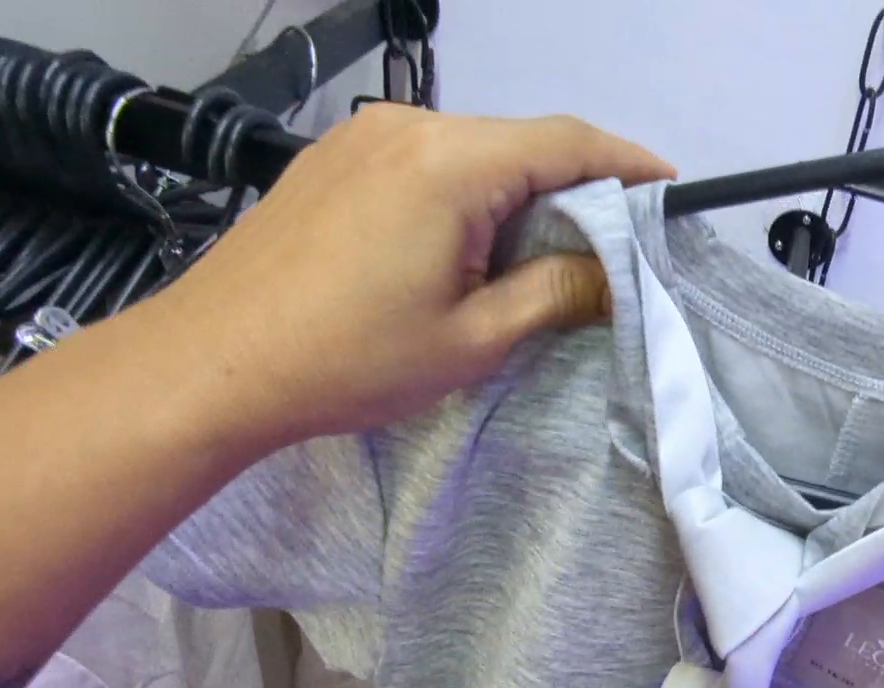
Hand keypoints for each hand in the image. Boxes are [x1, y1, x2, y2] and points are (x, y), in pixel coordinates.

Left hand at [138, 107, 673, 444]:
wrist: (213, 364)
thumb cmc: (354, 358)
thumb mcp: (477, 336)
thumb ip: (558, 292)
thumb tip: (617, 272)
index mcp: (449, 164)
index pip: (567, 141)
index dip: (629, 162)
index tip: (670, 189)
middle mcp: (409, 127)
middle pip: (525, 141)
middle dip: (582, 186)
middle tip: (620, 243)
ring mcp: (366, 137)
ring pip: (482, 151)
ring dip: (531, 193)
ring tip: (557, 252)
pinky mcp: (340, 159)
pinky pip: (437, 161)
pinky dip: (482, 193)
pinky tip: (487, 242)